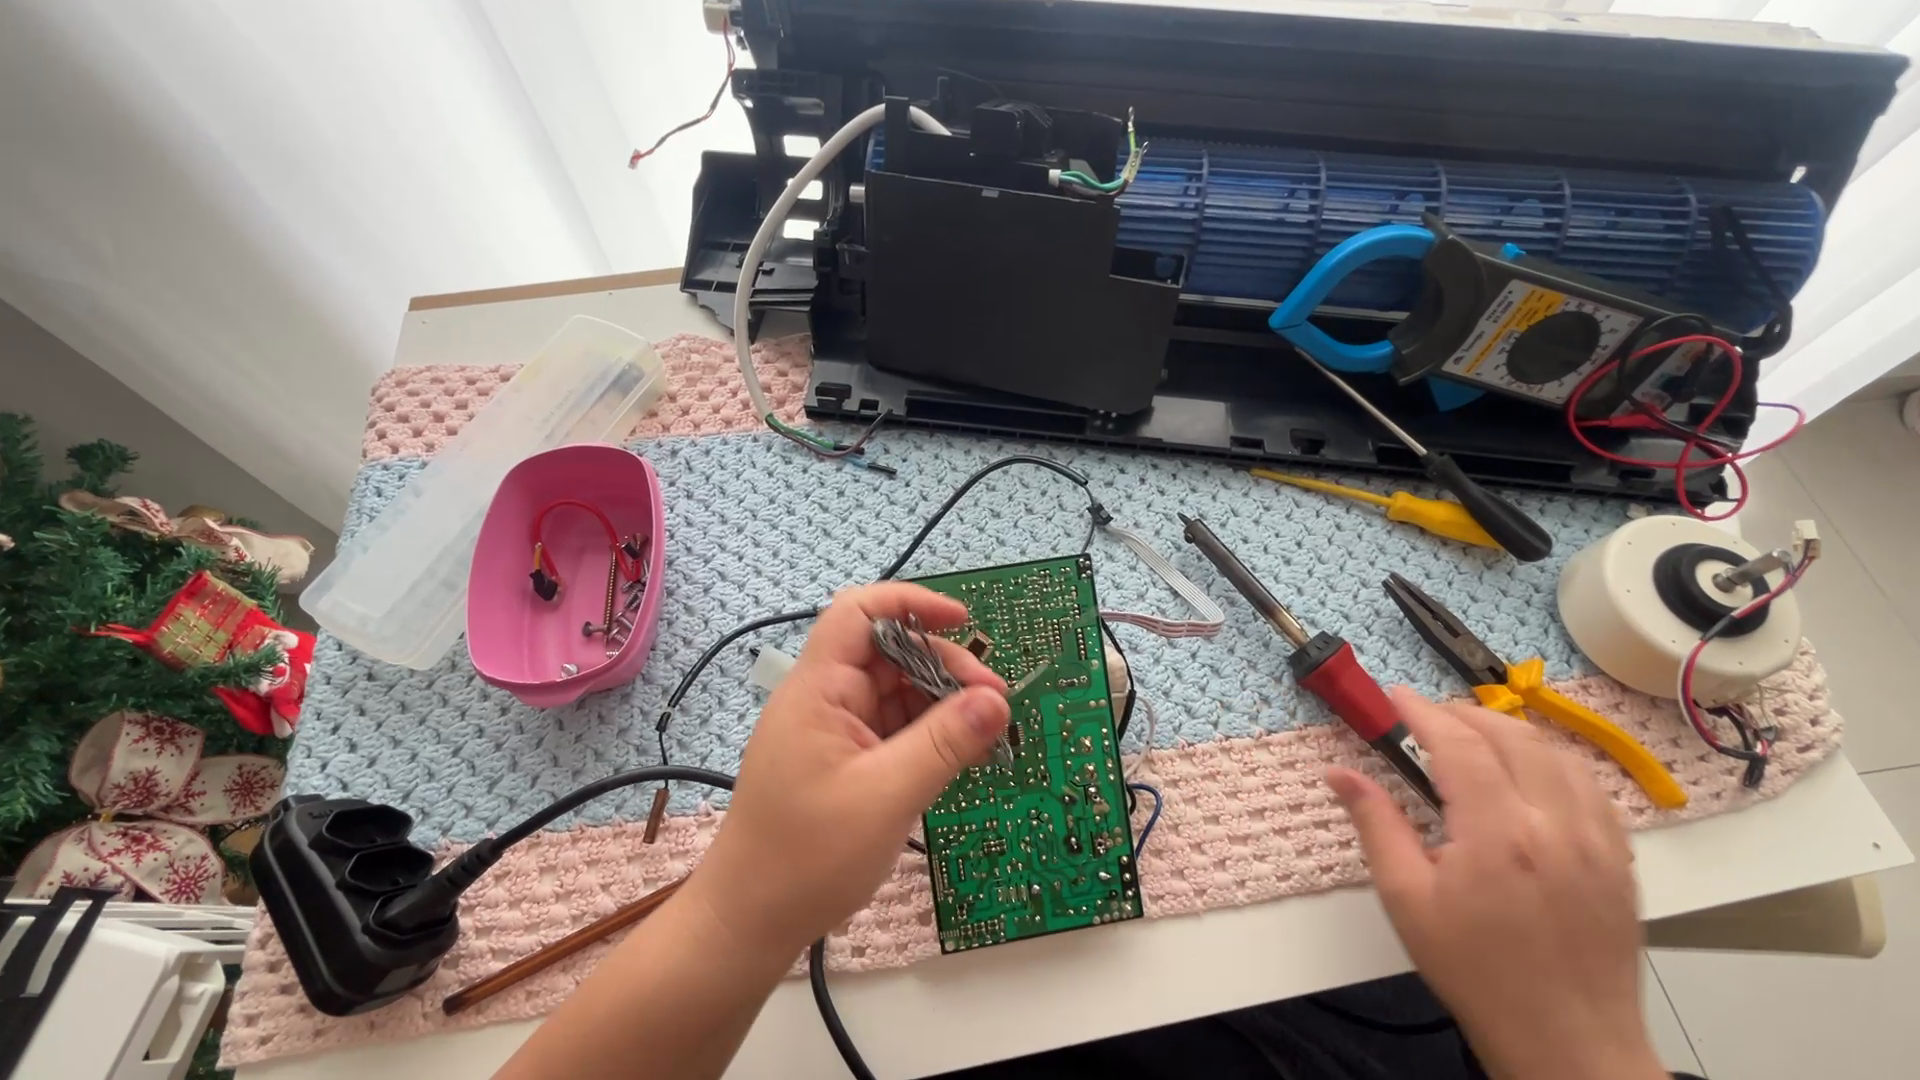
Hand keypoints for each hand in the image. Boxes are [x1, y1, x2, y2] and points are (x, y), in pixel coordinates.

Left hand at [687, 583, 1009, 956]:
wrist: (750, 922)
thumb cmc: (807, 857)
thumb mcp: (886, 797)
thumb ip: (944, 744)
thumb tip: (996, 699)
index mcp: (819, 689)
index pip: (858, 612)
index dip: (910, 603)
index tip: (962, 622)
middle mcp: (825, 699)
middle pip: (890, 654)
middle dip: (944, 666)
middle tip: (994, 703)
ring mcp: (834, 732)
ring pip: (897, 693)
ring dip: (941, 704)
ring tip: (984, 732)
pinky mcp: (845, 762)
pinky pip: (893, 729)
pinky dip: (928, 735)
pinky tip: (958, 754)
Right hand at [1326, 689, 1663, 1079]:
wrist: (1567, 1043)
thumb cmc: (1474, 970)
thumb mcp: (1406, 899)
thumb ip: (1375, 825)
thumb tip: (1338, 773)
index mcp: (1498, 834)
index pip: (1461, 745)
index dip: (1425, 712)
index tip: (1395, 696)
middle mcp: (1556, 825)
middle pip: (1513, 736)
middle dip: (1464, 713)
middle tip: (1425, 714)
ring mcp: (1599, 840)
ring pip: (1558, 753)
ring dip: (1509, 731)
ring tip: (1471, 734)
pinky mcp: (1621, 859)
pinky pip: (1591, 786)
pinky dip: (1551, 761)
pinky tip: (1526, 771)